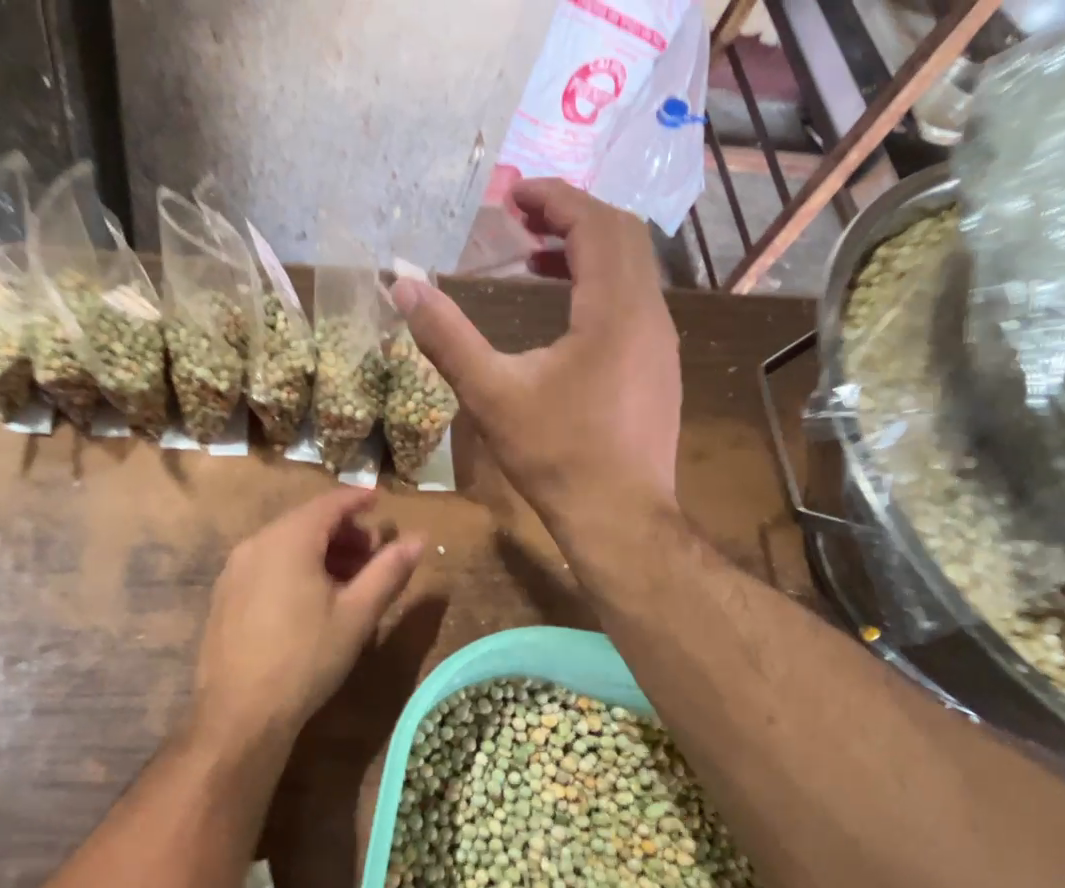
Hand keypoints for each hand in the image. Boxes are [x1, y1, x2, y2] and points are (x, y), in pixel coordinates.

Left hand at [190, 489, 422, 756]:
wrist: (240, 711)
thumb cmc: (306, 659)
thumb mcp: (357, 615)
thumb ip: (388, 571)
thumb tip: (418, 538)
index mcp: (288, 540)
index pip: (329, 504)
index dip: (358, 499)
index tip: (381, 500)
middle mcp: (255, 544)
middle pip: (305, 522)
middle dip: (343, 532)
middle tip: (373, 553)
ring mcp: (234, 571)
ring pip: (284, 545)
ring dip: (320, 552)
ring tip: (349, 580)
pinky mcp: (224, 597)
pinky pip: (266, 566)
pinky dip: (294, 568)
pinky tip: (312, 599)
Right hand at [390, 178, 680, 528]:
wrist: (620, 516)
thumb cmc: (555, 454)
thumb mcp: (490, 394)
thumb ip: (446, 337)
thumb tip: (403, 286)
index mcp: (614, 309)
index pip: (595, 224)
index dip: (555, 198)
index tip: (514, 195)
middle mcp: (649, 313)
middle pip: (622, 236)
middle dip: (573, 216)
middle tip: (523, 219)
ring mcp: (661, 342)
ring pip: (633, 270)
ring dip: (588, 252)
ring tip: (536, 259)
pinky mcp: (659, 368)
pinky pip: (634, 302)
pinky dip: (600, 286)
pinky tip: (565, 316)